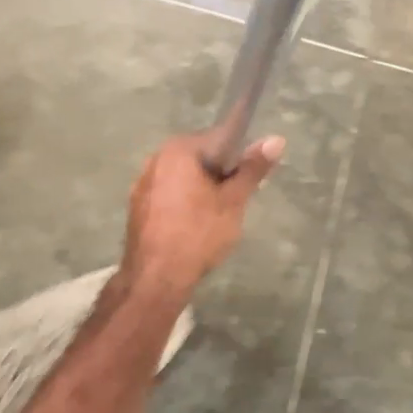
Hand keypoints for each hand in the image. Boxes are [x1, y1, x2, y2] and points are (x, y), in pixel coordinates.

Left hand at [122, 134, 284, 297]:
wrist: (156, 276)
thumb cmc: (198, 234)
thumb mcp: (233, 201)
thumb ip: (252, 169)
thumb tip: (276, 139)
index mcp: (179, 149)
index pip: (220, 137)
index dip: (240, 156)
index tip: (249, 178)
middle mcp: (157, 157)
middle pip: (199, 156)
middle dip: (219, 173)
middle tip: (235, 200)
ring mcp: (143, 181)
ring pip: (183, 176)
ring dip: (201, 187)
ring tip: (216, 215)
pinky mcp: (137, 204)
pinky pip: (168, 192)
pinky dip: (182, 201)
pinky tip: (191, 225)